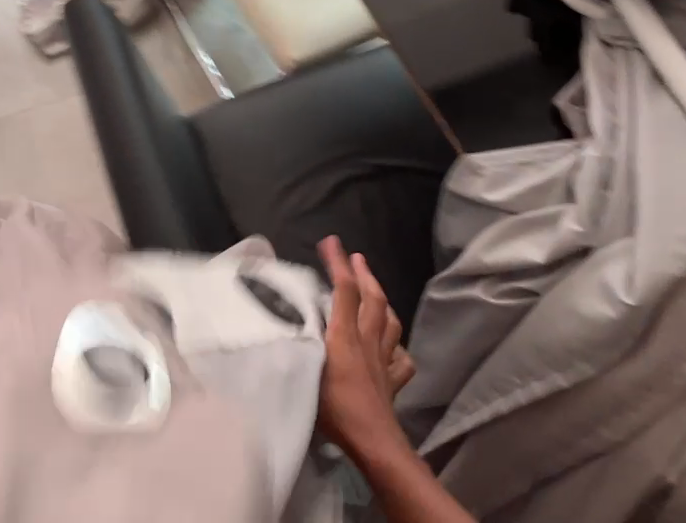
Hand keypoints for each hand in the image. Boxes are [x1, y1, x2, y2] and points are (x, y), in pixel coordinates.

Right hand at [316, 236, 415, 460]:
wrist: (374, 443)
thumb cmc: (334, 409)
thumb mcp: (306, 371)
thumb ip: (298, 344)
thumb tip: (284, 323)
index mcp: (344, 335)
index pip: (344, 291)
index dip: (339, 264)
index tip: (332, 241)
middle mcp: (367, 342)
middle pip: (372, 300)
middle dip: (365, 274)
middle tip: (357, 256)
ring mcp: (383, 362)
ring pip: (390, 323)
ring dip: (383, 301)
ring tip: (376, 290)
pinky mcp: (393, 383)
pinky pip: (401, 359)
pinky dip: (398, 347)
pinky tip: (394, 347)